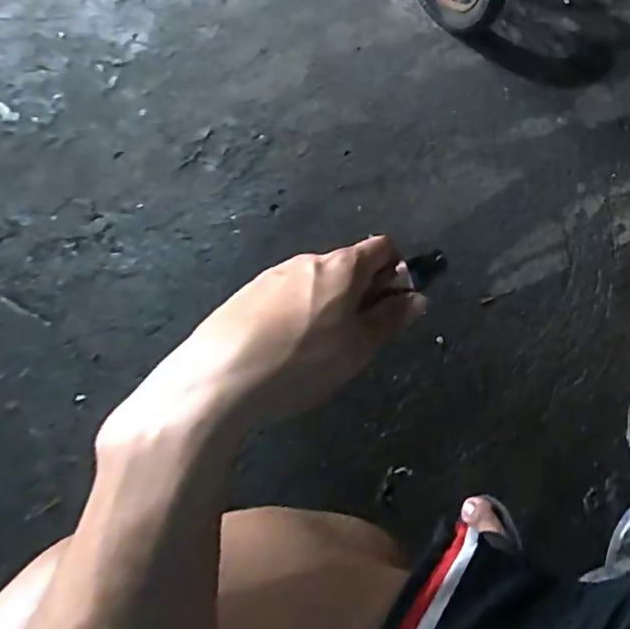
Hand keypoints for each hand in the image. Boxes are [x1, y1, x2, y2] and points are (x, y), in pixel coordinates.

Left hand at [100, 237, 423, 444]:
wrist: (212, 382)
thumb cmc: (300, 364)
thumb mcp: (357, 349)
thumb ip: (390, 320)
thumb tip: (417, 297)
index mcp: (342, 266)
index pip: (384, 247)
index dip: (397, 271)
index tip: (393, 306)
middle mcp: (308, 259)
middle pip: (350, 265)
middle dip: (363, 293)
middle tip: (358, 337)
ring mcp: (273, 275)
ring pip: (317, 282)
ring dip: (329, 304)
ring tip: (316, 352)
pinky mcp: (245, 295)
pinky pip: (286, 295)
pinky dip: (297, 314)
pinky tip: (282, 352)